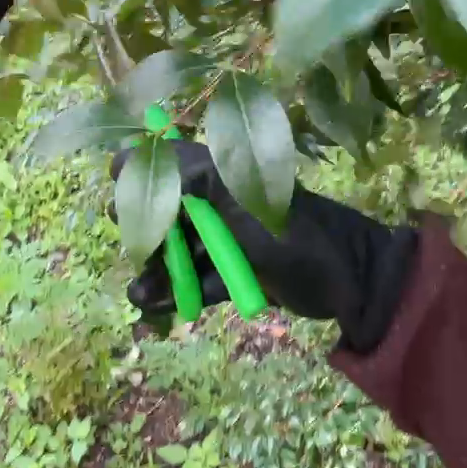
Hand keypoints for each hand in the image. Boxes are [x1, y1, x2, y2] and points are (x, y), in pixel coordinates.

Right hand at [114, 141, 416, 351]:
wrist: (346, 278)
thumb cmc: (286, 229)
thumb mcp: (231, 194)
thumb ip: (178, 176)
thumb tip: (120, 160)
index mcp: (217, 170)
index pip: (160, 163)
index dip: (138, 182)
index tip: (126, 209)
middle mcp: (217, 199)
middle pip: (164, 215)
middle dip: (145, 240)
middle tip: (140, 259)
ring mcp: (227, 237)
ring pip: (177, 252)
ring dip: (158, 273)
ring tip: (142, 296)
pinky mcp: (236, 270)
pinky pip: (198, 279)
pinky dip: (180, 293)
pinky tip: (160, 307)